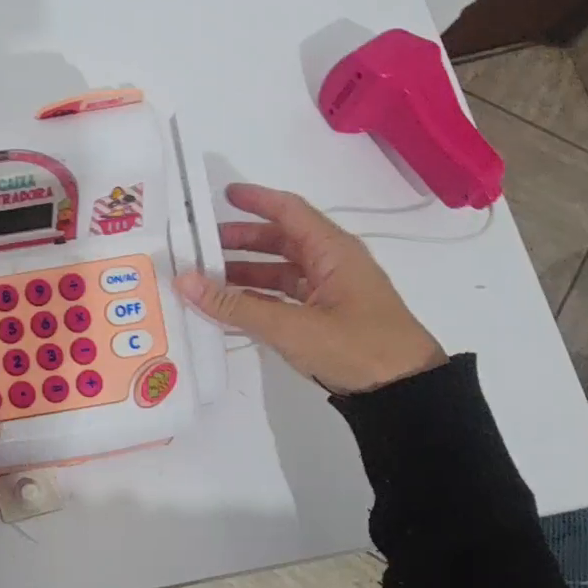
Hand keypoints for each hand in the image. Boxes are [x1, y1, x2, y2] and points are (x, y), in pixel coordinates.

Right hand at [175, 183, 445, 393]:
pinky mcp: (327, 316)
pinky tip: (230, 306)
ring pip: (281, 269)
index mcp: (333, 251)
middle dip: (241, 240)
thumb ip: (235, 305)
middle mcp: (332, 263)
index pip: (290, 211)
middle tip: (200, 246)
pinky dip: (257, 296)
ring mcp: (330, 291)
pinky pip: (284, 295)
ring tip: (206, 278)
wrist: (402, 391)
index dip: (257, 200)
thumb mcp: (291, 327)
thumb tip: (184, 280)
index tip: (222, 196)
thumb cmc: (355, 347)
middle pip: (282, 239)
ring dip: (245, 270)